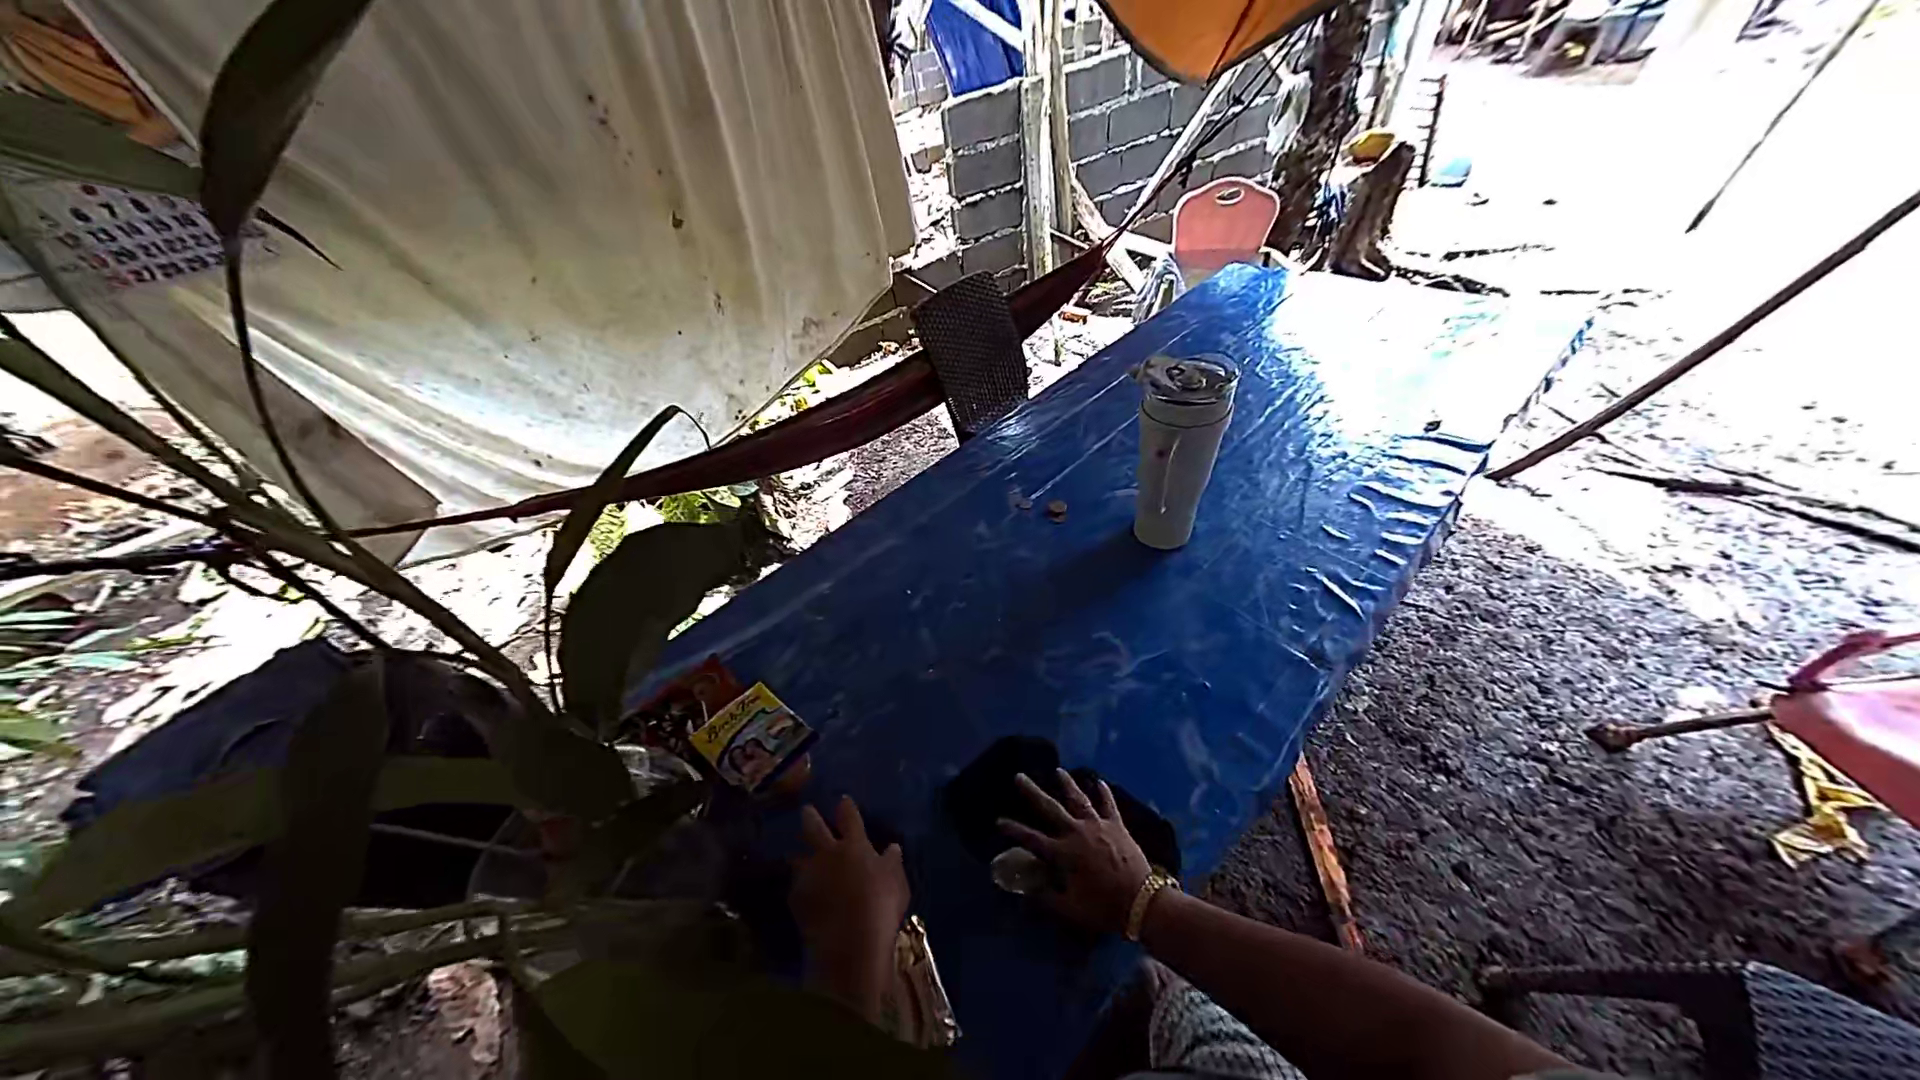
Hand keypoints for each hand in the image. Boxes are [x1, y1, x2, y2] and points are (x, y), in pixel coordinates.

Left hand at [790, 795, 908, 1020]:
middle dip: (810, 816)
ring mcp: (809, 875)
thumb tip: (892, 847)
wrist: (848, 943)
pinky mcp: (796, 899)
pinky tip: (802, 889)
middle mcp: (828, 853)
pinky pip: (796, 885)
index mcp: (854, 845)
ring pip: (797, 856)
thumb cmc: (881, 907)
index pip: (849, 817)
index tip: (842, 799)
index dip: (845, 807)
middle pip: (814, 827)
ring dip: (798, 852)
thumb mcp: (897, 882)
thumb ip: (892, 862)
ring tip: (796, 852)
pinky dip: (799, 884)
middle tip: (806, 809)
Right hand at [1000, 769, 1153, 935]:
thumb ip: (1046, 899)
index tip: (999, 821)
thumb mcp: (1071, 909)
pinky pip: (1109, 805)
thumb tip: (1024, 894)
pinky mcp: (1117, 826)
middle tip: (1019, 777)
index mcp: (1063, 853)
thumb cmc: (1104, 908)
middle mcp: (1077, 833)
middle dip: (1032, 792)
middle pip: (1050, 808)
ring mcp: (1098, 826)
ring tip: (1058, 771)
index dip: (1014, 830)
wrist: (1142, 902)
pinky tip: (1099, 781)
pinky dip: (1104, 793)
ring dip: (1067, 784)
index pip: (1031, 839)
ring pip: (1078, 800)